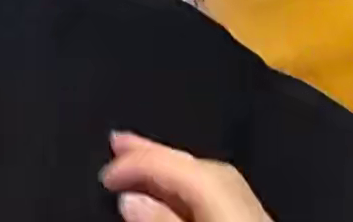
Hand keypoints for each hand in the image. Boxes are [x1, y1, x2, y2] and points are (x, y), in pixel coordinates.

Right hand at [99, 132, 273, 221]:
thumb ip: (163, 220)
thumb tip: (128, 196)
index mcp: (216, 181)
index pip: (168, 161)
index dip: (133, 159)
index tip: (104, 166)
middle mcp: (230, 179)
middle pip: (183, 159)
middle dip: (149, 150)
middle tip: (115, 139)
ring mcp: (244, 195)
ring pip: (195, 170)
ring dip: (165, 164)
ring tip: (137, 158)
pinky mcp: (248, 209)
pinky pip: (207, 184)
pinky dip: (184, 181)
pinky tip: (173, 186)